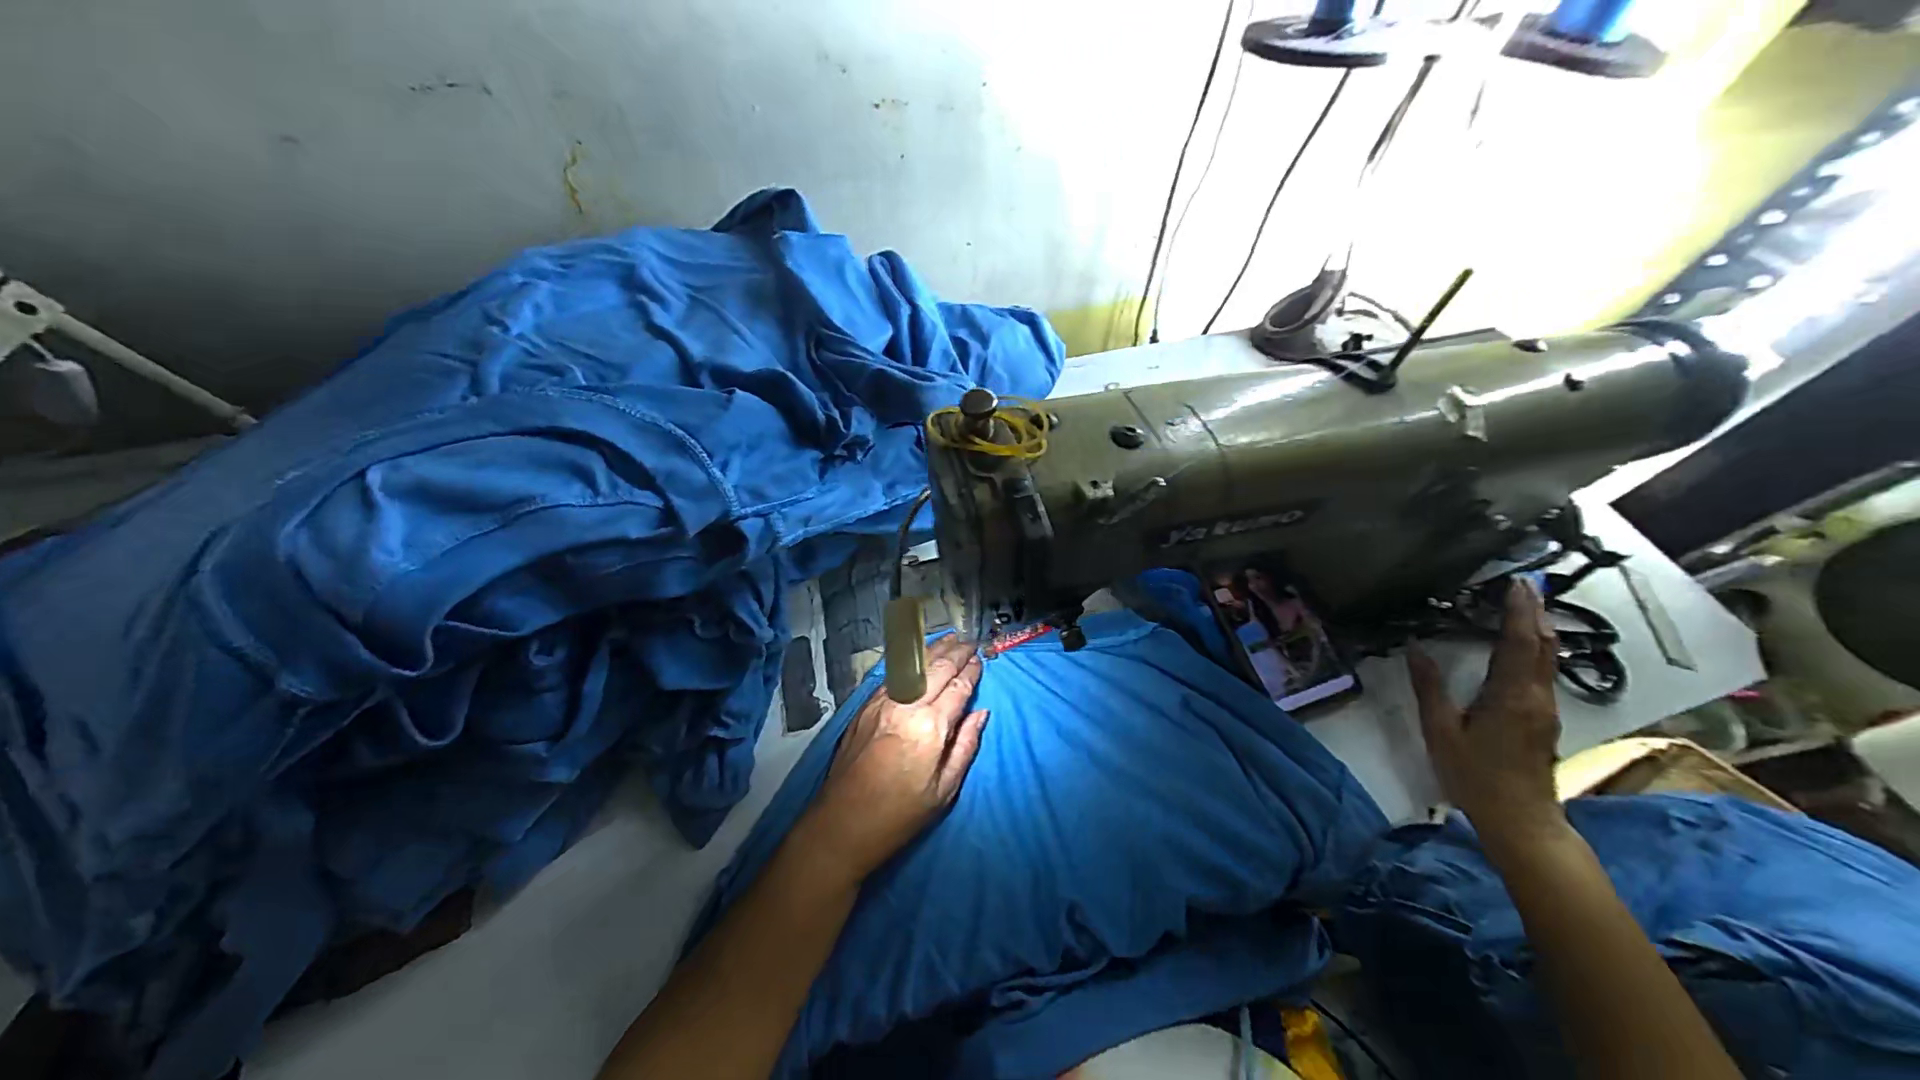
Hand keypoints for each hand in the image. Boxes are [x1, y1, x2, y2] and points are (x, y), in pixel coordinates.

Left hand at [794, 636, 988, 883]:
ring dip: (933, 649)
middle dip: (956, 652)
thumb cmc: (898, 815)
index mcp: (930, 728)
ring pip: (912, 666)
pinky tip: (918, 658)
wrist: (841, 824)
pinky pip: (893, 676)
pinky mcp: (864, 708)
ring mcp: (881, 704)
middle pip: (936, 669)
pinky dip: (910, 662)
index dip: (971, 671)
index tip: (981, 660)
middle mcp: (905, 707)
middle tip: (970, 641)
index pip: (958, 688)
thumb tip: (980, 714)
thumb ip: (965, 747)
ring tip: (950, 638)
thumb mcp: (943, 790)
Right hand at [1407, 578, 1564, 846]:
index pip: (1519, 642)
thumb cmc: (1475, 775)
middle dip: (1535, 613)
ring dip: (1539, 629)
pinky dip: (1536, 649)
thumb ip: (1430, 687)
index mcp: (1511, 695)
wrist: (1520, 819)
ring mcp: (1546, 708)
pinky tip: (1524, 647)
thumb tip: (1416, 648)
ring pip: (1549, 659)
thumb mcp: (1440, 731)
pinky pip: (1544, 672)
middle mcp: (1537, 696)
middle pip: (1543, 645)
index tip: (1516, 583)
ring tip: (1526, 607)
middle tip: (1524, 585)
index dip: (1518, 611)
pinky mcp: (1545, 719)